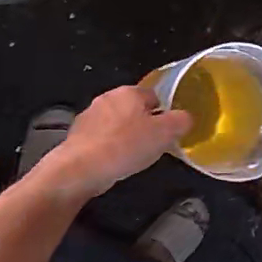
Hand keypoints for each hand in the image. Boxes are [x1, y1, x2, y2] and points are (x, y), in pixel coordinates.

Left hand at [33, 85, 191, 195]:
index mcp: (130, 92)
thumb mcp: (165, 134)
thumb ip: (181, 121)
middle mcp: (107, 98)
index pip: (154, 95)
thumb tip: (185, 118)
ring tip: (133, 156)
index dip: (164, 113)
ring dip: (125, 136)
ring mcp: (89, 116)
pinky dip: (109, 147)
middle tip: (154, 144)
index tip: (167, 131)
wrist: (81, 168)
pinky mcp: (77, 135)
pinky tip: (114, 162)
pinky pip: (101, 138)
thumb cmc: (126, 146)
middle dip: (144, 124)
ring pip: (116, 123)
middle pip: (134, 109)